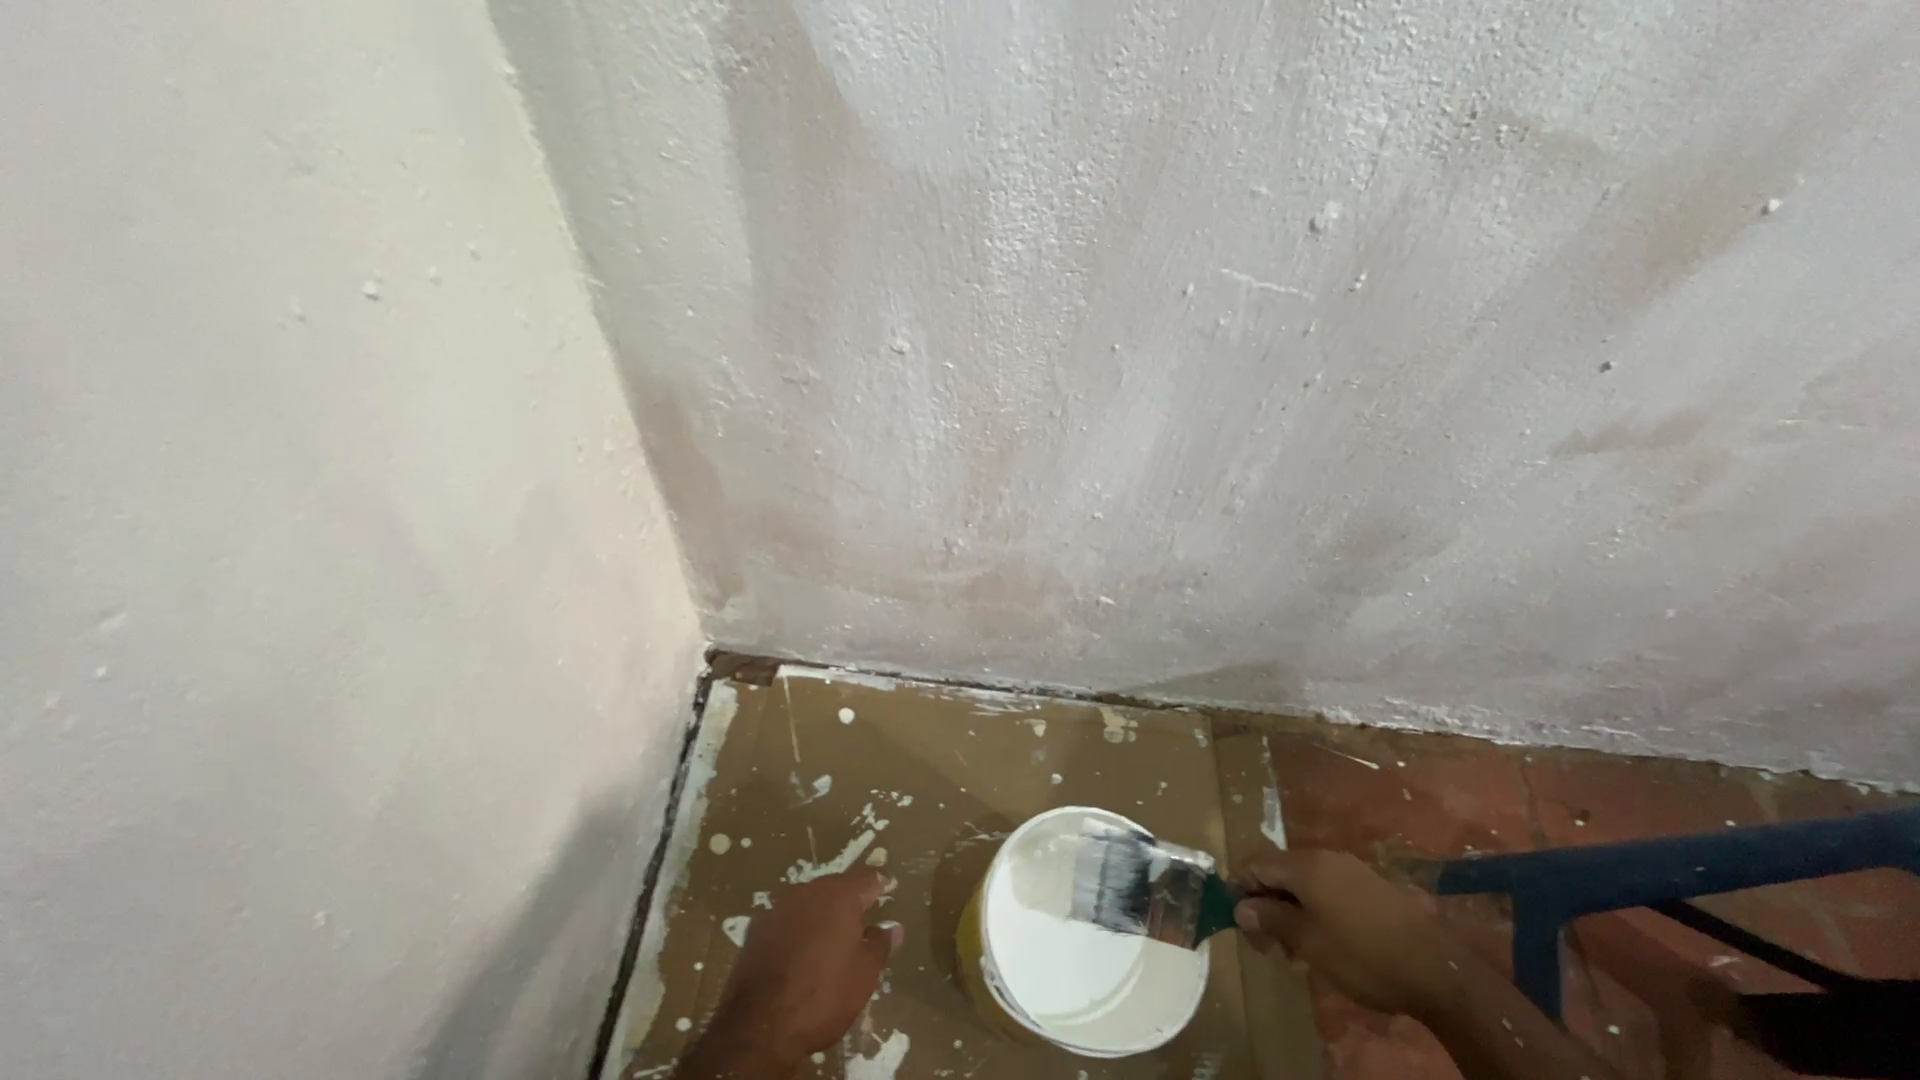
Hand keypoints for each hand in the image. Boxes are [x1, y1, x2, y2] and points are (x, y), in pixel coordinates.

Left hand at [688, 868, 901, 1074]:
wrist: (758, 1026)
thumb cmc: (823, 996)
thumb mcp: (864, 974)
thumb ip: (880, 944)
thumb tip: (892, 927)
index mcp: (839, 896)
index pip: (867, 878)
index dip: (880, 883)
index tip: (889, 887)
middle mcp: (807, 892)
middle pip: (835, 887)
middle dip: (849, 899)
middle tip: (862, 917)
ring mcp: (777, 909)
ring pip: (808, 902)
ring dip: (821, 914)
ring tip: (832, 936)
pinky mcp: (755, 931)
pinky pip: (787, 921)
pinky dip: (798, 929)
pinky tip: (802, 951)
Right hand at [1232, 847, 1453, 1017]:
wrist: (1437, 972)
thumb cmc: (1362, 956)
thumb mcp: (1308, 942)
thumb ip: (1270, 919)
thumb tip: (1241, 907)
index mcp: (1307, 865)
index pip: (1256, 861)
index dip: (1241, 887)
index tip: (1241, 922)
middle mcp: (1327, 858)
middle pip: (1279, 870)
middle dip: (1266, 902)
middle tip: (1268, 944)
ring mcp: (1352, 871)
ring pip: (1304, 882)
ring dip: (1290, 909)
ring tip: (1296, 949)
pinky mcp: (1371, 888)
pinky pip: (1328, 889)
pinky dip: (1315, 910)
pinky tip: (1323, 941)